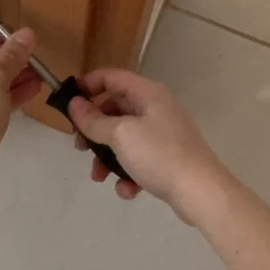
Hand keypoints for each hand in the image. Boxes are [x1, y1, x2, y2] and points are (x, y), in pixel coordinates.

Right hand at [66, 70, 231, 223]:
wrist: (201, 191)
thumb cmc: (159, 154)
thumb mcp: (121, 134)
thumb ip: (94, 120)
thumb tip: (75, 104)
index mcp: (147, 93)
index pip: (111, 77)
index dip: (88, 85)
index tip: (68, 104)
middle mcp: (155, 108)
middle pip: (115, 109)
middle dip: (94, 129)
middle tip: (79, 146)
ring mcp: (162, 134)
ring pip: (123, 138)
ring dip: (107, 157)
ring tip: (98, 176)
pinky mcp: (166, 158)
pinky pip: (138, 159)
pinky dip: (128, 173)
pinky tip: (127, 189)